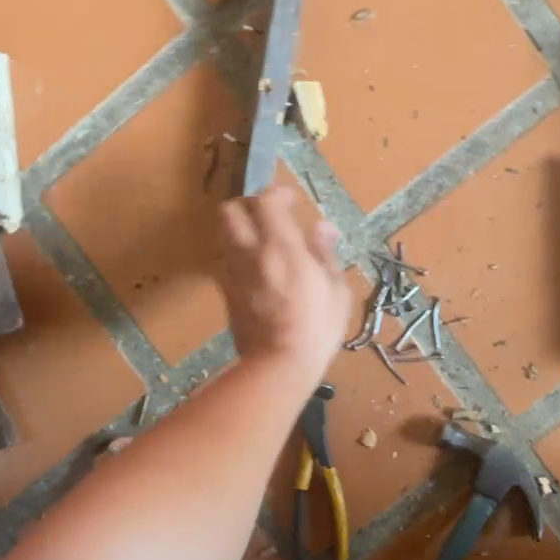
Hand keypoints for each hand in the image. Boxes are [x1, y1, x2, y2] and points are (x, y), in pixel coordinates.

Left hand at [218, 187, 351, 378]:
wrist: (278, 366)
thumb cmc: (316, 329)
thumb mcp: (336, 290)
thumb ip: (326, 254)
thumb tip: (323, 227)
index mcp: (281, 246)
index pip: (266, 201)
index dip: (277, 193)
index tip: (292, 200)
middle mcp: (250, 253)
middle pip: (230, 211)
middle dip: (246, 206)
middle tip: (267, 217)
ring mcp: (233, 274)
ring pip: (223, 237)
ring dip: (238, 232)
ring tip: (259, 243)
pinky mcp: (226, 296)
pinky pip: (224, 265)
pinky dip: (236, 259)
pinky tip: (254, 271)